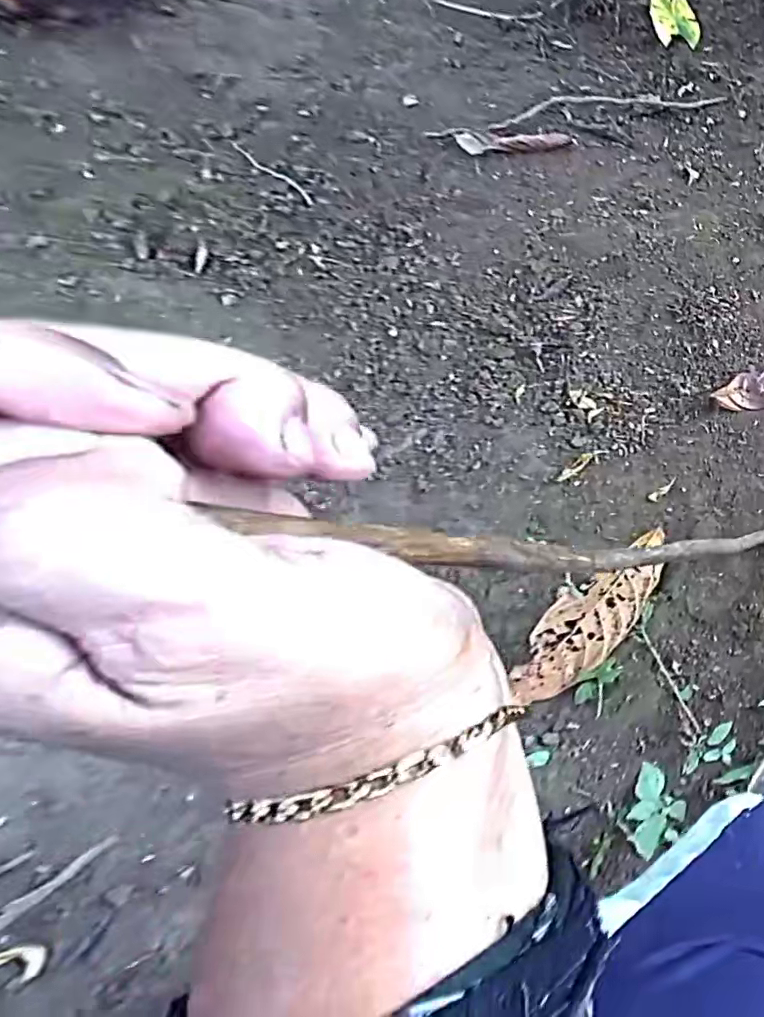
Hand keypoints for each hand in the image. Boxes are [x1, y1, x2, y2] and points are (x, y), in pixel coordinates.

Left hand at [0, 321, 509, 795]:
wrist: (411, 695)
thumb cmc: (339, 683)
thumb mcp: (216, 622)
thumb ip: (83, 534)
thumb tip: (54, 443)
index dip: (48, 382)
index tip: (168, 415)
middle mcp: (18, 551)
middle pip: (42, 384)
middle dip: (181, 388)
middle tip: (272, 446)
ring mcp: (98, 517)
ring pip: (132, 381)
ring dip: (253, 400)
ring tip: (319, 461)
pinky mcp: (177, 495)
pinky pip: (205, 402)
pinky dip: (286, 413)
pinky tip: (325, 459)